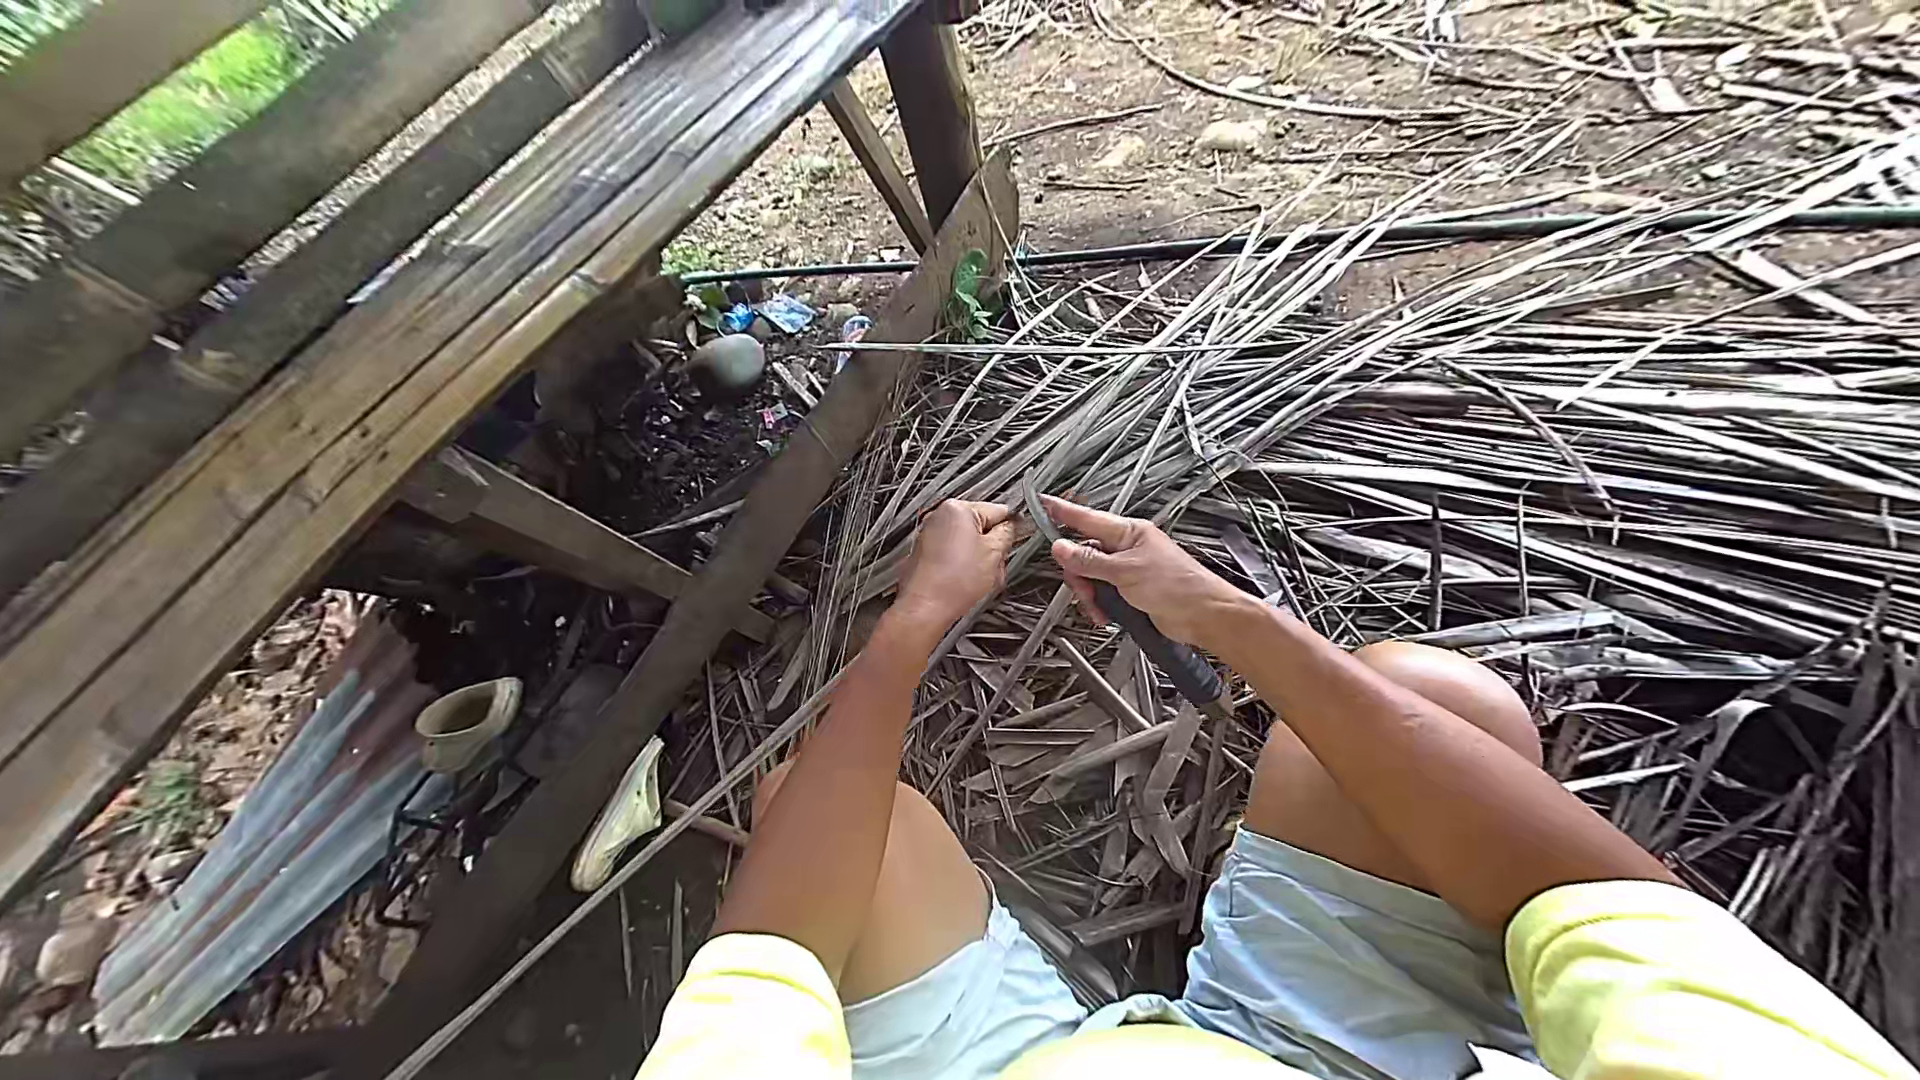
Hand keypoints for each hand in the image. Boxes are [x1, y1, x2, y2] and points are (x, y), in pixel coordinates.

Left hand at [896, 500, 1017, 627]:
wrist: (924, 609)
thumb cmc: (951, 582)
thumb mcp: (994, 553)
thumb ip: (1008, 533)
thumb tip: (1013, 525)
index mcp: (957, 509)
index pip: (998, 510)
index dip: (1011, 528)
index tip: (1015, 541)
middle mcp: (940, 517)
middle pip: (982, 527)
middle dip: (993, 547)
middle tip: (994, 565)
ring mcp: (931, 536)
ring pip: (970, 544)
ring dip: (980, 560)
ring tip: (978, 577)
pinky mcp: (927, 555)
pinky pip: (955, 555)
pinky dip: (964, 567)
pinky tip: (964, 582)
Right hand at [1042, 495, 1249, 650]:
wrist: (1204, 616)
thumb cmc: (1180, 586)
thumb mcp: (1126, 572)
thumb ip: (1090, 561)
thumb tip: (1062, 548)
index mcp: (1129, 533)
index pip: (1087, 518)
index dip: (1063, 511)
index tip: (1044, 502)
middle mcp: (1127, 548)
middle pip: (1084, 554)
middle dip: (1079, 575)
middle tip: (1085, 589)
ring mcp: (1128, 570)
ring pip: (1091, 576)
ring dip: (1091, 595)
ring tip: (1101, 607)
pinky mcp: (1131, 591)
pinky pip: (1103, 593)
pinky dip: (1101, 605)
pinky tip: (1108, 614)